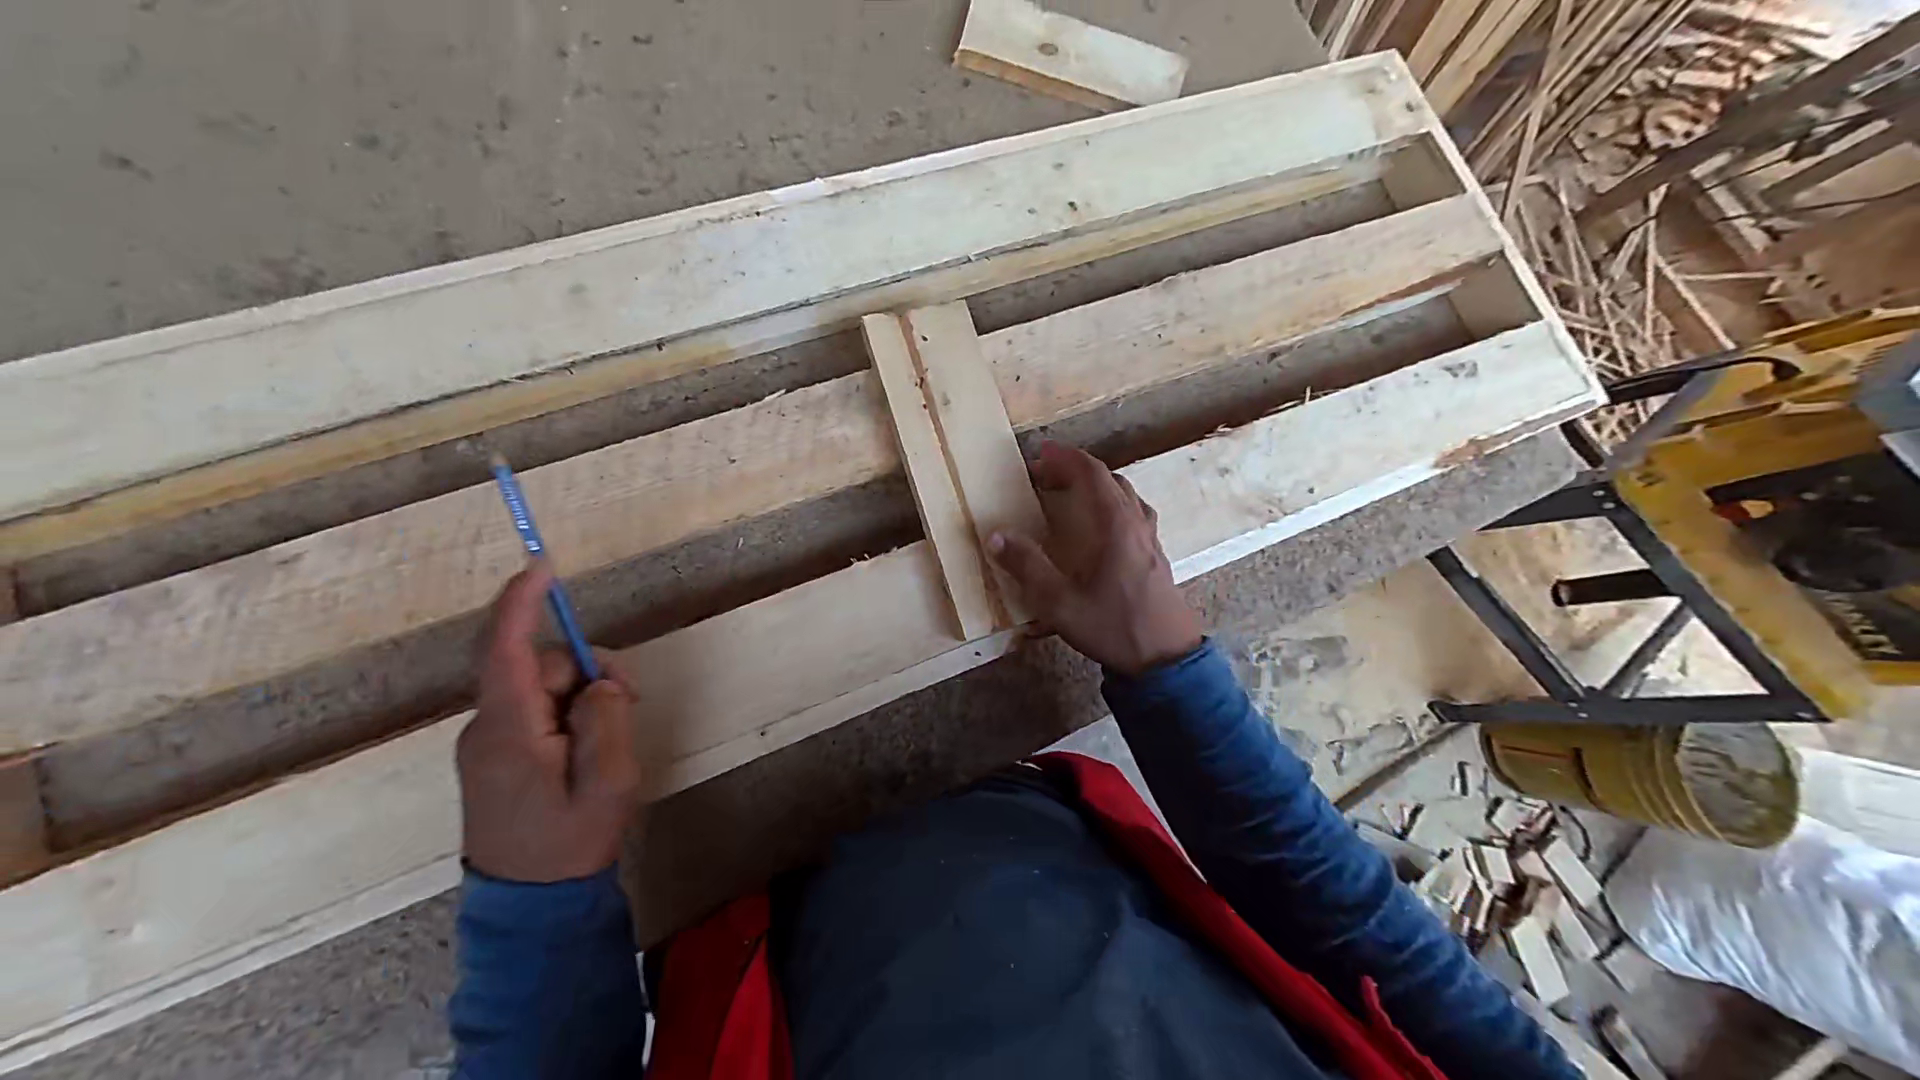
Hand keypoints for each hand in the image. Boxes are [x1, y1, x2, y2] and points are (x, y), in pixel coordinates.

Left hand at [457, 562, 643, 882]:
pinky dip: (571, 712)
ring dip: (584, 695)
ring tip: (614, 735)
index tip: (541, 567)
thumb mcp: (608, 784)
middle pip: (537, 666)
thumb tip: (598, 684)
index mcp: (508, 732)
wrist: (530, 906)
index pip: (505, 651)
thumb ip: (606, 721)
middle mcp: (488, 727)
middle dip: (588, 669)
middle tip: (631, 698)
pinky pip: (539, 710)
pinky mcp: (499, 753)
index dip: (520, 604)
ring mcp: (490, 741)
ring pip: (542, 688)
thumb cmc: (570, 844)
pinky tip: (592, 745)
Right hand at [988, 441, 1203, 675]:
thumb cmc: (1113, 626)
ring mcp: (1151, 540)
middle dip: (1076, 470)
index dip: (1065, 458)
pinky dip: (1111, 507)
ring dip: (1096, 487)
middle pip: (1110, 480)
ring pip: (1125, 496)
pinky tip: (1100, 529)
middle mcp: (1136, 523)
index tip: (1039, 454)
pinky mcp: (1156, 557)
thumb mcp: (1060, 603)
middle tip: (1046, 476)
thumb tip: (996, 536)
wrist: (1166, 658)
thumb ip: (1027, 567)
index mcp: (1115, 525)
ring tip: (1070, 496)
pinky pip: (1133, 515)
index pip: (1091, 473)